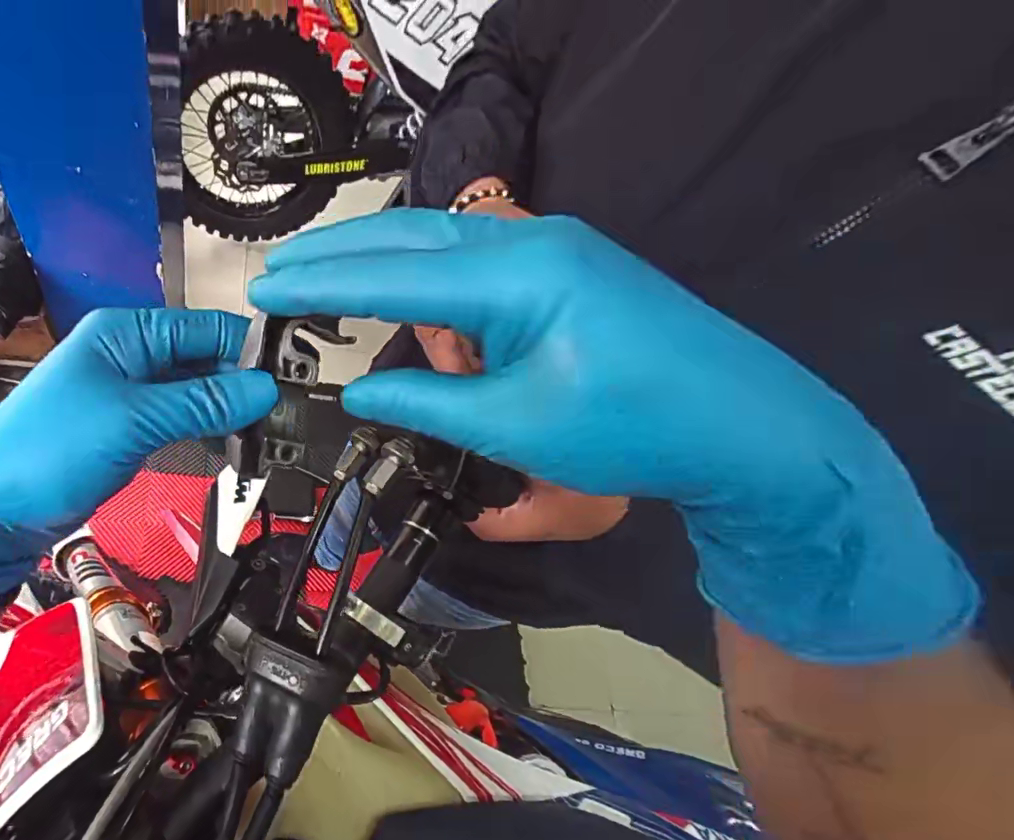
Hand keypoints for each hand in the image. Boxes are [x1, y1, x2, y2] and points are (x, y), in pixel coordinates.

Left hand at [0, 309, 276, 600]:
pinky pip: (177, 423)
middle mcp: (128, 358)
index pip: (205, 328)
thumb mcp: (133, 420)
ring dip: (225, 414)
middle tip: (280, 418)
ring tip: (261, 437)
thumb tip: (260, 388)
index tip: (289, 378)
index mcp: (124, 333)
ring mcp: (128, 397)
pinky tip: (228, 447)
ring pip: (193, 396)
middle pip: (202, 362)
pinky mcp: (127, 432)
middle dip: (240, 388)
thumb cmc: (45, 454)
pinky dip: (203, 434)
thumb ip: (201, 402)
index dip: (248, 351)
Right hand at [250, 210, 978, 661]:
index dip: (324, 283)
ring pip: (442, 250)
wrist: (746, 428)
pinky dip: (437, 299)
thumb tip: (359, 394)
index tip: (267, 287)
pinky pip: (477, 273)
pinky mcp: (562, 274)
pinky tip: (430, 337)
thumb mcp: (511, 425)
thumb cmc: (632, 429)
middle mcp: (532, 243)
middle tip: (280, 273)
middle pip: (412, 236)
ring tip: (342, 310)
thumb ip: (424, 403)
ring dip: (389, 279)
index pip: (397, 273)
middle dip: (341, 255)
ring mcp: (552, 252)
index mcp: (518, 275)